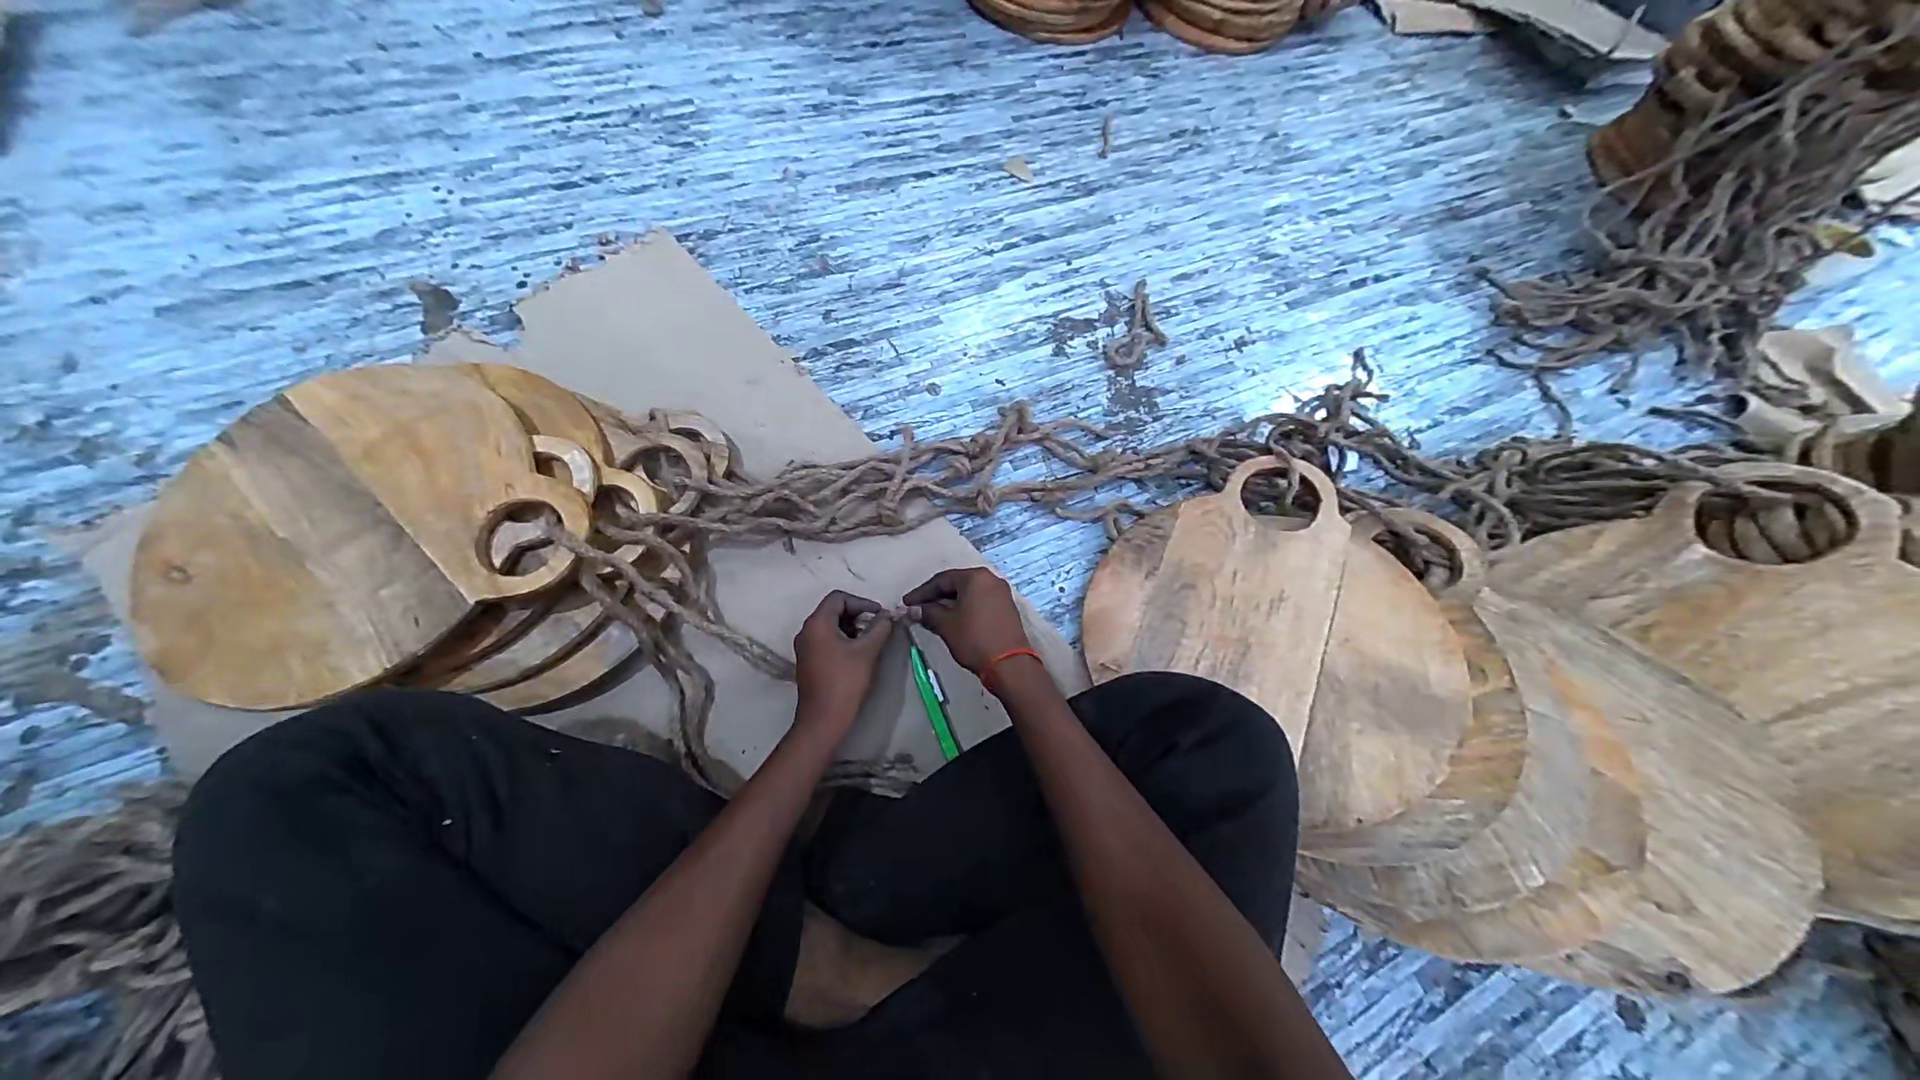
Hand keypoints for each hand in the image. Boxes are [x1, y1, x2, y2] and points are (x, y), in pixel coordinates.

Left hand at [792, 591, 894, 734]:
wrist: (823, 719)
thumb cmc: (845, 681)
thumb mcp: (867, 651)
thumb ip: (880, 628)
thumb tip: (888, 615)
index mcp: (817, 623)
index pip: (839, 598)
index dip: (862, 602)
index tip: (880, 615)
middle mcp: (806, 631)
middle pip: (833, 610)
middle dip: (858, 615)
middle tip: (878, 627)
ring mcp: (805, 647)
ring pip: (830, 626)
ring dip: (852, 628)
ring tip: (871, 641)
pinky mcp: (808, 661)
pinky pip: (826, 640)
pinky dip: (843, 640)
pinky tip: (858, 653)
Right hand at [902, 568, 1031, 676]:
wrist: (1010, 664)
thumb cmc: (974, 639)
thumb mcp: (946, 625)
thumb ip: (928, 612)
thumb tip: (913, 609)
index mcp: (976, 577)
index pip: (942, 580)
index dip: (922, 592)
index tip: (907, 603)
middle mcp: (991, 579)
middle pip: (956, 584)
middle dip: (935, 597)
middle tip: (918, 609)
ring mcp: (1001, 593)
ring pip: (968, 594)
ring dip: (949, 604)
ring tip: (931, 616)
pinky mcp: (1006, 608)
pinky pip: (979, 602)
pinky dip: (964, 608)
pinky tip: (952, 620)